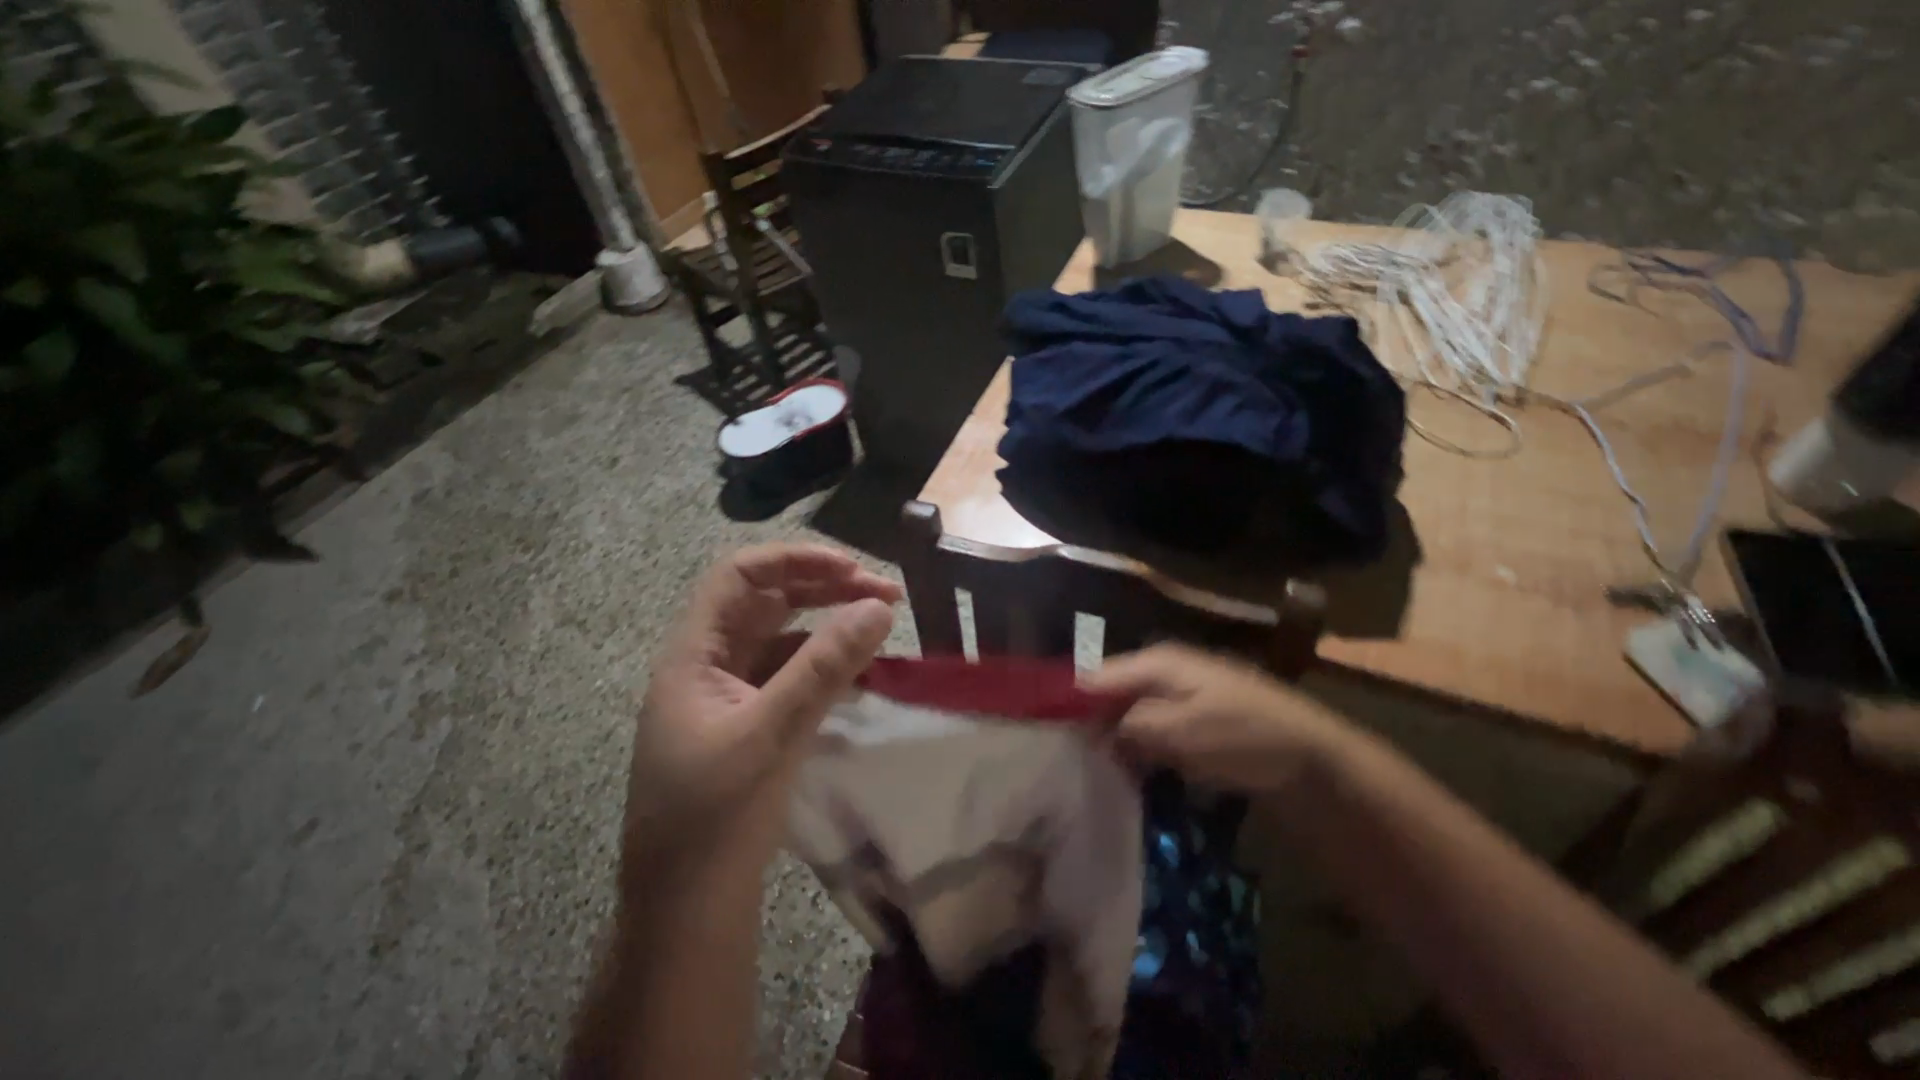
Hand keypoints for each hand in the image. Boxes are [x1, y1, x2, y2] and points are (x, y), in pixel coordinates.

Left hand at [627, 545, 900, 881]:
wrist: (682, 911)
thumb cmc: (714, 817)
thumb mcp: (771, 734)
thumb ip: (824, 667)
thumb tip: (878, 607)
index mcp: (691, 656)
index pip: (739, 576)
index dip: (796, 561)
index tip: (856, 571)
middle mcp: (705, 668)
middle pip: (762, 604)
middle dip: (821, 589)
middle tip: (884, 597)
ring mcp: (724, 702)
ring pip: (777, 642)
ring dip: (824, 627)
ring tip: (877, 628)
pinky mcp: (744, 733)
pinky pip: (784, 681)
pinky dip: (820, 668)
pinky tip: (855, 676)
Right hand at [1083, 644, 1357, 792]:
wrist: (1313, 760)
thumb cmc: (1241, 736)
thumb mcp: (1178, 731)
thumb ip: (1129, 728)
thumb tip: (1090, 732)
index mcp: (1158, 662)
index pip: (1096, 677)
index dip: (1068, 703)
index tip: (1042, 735)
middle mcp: (1167, 672)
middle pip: (1112, 695)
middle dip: (1090, 726)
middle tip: (1064, 762)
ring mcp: (1185, 697)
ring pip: (1131, 718)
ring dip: (1115, 744)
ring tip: (1089, 774)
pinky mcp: (1199, 725)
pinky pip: (1154, 735)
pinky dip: (1140, 754)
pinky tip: (1129, 778)